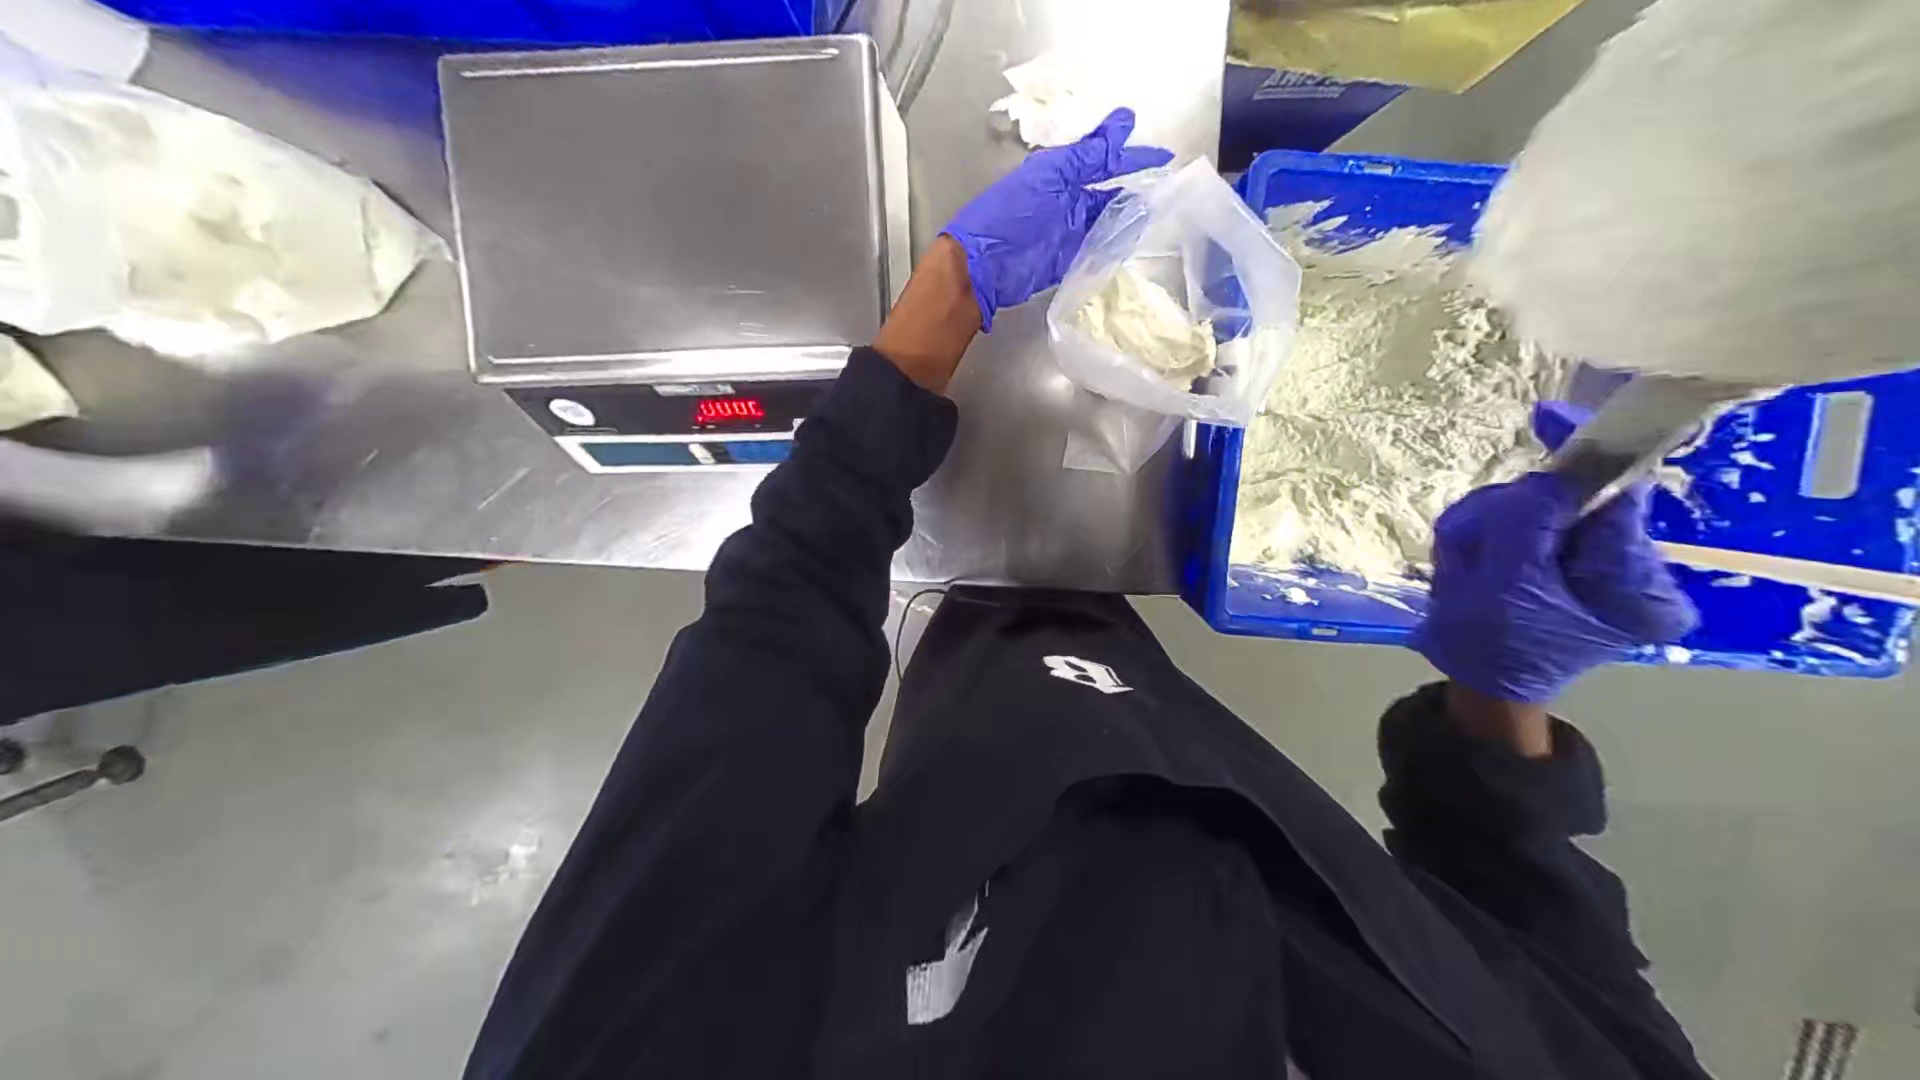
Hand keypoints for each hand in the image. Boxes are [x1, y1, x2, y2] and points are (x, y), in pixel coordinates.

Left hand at [941, 108, 1173, 331]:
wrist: (983, 264)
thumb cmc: (1010, 213)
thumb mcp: (1050, 175)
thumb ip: (1087, 156)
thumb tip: (1122, 125)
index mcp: (1059, 174)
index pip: (1102, 160)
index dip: (1130, 156)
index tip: (1161, 156)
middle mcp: (1066, 200)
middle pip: (1107, 192)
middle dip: (1132, 187)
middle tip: (1164, 184)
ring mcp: (1067, 232)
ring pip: (1105, 220)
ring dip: (1127, 216)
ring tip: (1156, 211)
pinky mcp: (1066, 260)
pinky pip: (1096, 249)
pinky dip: (1114, 245)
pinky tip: (1133, 239)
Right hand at [1412, 402, 1696, 704]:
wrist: (1476, 686)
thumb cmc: (1489, 645)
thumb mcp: (1503, 584)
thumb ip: (1529, 521)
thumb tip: (1554, 473)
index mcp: (1633, 583)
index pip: (1617, 496)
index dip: (1582, 455)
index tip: (1546, 416)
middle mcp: (1632, 572)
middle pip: (1569, 504)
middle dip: (1510, 516)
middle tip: (1470, 550)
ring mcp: (1599, 570)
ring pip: (1539, 515)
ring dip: (1489, 530)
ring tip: (1464, 567)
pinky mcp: (1566, 569)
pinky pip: (1526, 531)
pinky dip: (1489, 540)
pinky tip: (1473, 566)